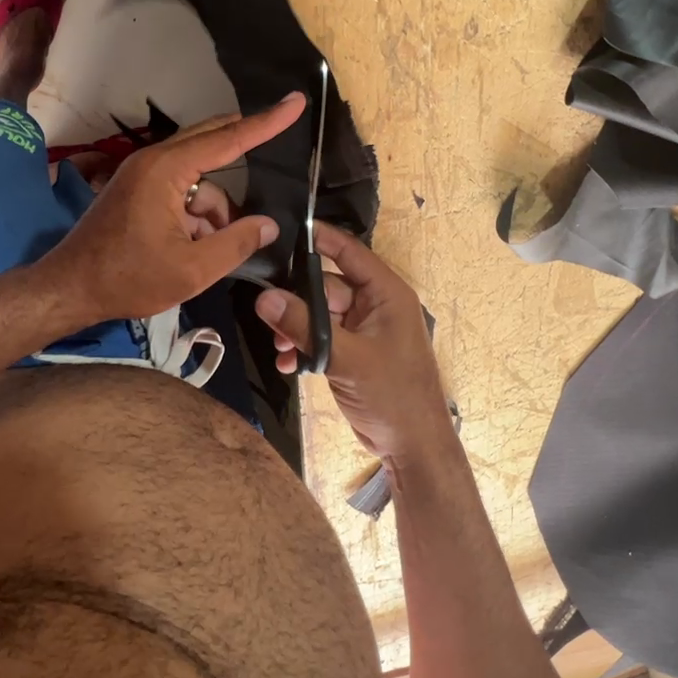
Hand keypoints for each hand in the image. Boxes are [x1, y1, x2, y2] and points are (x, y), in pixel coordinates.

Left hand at [39, 94, 304, 322]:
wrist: (69, 288)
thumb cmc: (128, 278)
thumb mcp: (192, 270)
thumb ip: (236, 244)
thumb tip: (268, 225)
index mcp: (166, 170)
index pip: (228, 139)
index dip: (266, 123)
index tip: (295, 102)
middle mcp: (153, 161)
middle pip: (212, 143)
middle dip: (242, 152)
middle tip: (278, 139)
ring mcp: (142, 174)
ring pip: (198, 178)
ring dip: (213, 209)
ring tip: (208, 250)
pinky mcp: (136, 190)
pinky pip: (181, 190)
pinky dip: (195, 214)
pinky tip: (193, 247)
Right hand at [254, 223, 450, 460]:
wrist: (413, 446)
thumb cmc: (392, 394)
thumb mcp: (345, 357)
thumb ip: (304, 326)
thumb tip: (264, 297)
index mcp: (386, 293)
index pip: (348, 251)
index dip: (318, 238)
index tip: (282, 231)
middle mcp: (375, 305)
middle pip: (327, 286)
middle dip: (296, 299)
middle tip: (264, 307)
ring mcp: (363, 331)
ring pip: (320, 315)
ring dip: (296, 328)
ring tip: (276, 346)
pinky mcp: (353, 354)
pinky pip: (322, 339)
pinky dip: (304, 349)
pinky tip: (285, 365)